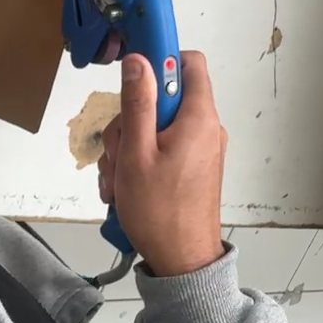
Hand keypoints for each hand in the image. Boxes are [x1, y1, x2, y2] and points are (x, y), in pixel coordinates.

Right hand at [98, 52, 227, 276]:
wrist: (182, 262)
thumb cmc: (159, 210)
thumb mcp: (136, 154)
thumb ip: (137, 104)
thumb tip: (138, 60)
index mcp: (198, 117)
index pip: (187, 62)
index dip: (158, 61)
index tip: (130, 77)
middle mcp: (205, 127)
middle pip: (160, 99)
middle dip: (129, 122)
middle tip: (117, 155)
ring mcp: (199, 148)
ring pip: (153, 127)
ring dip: (127, 149)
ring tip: (118, 181)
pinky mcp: (191, 167)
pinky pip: (159, 149)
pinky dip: (138, 163)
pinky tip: (125, 188)